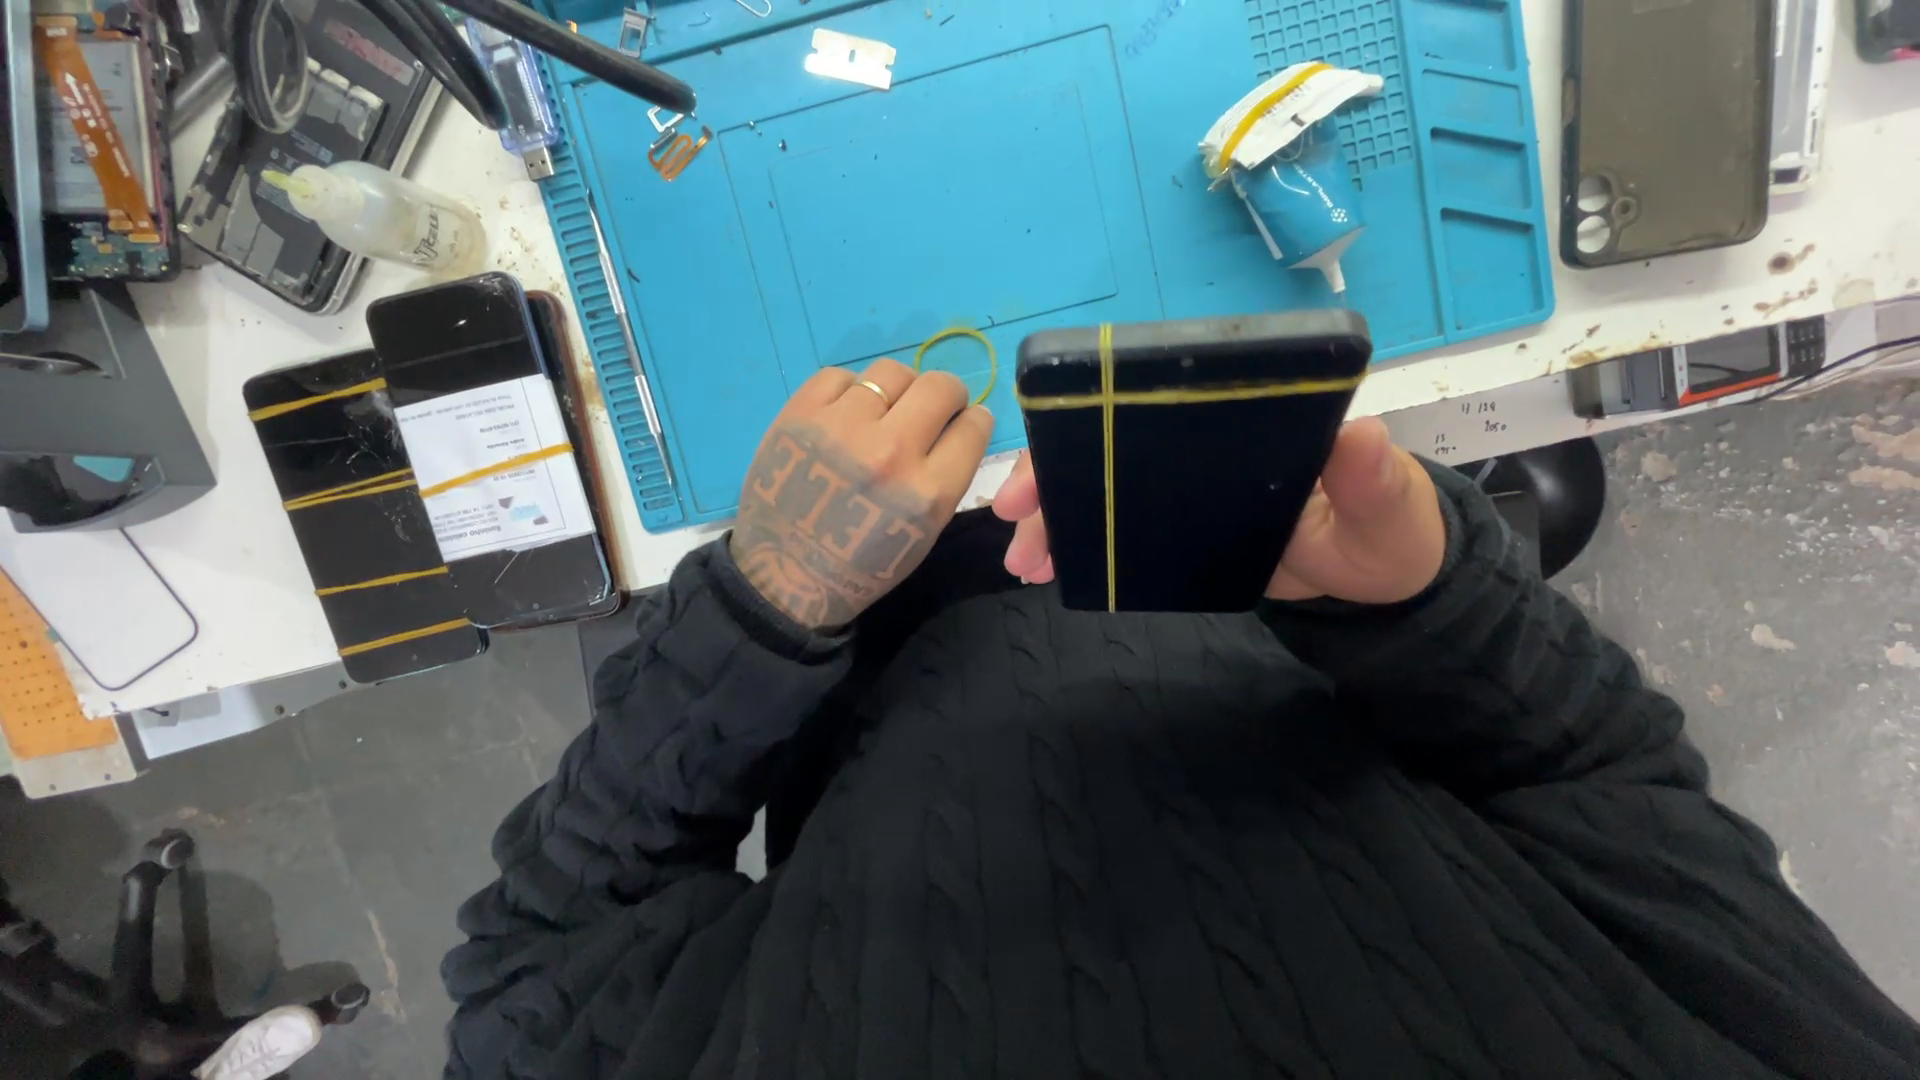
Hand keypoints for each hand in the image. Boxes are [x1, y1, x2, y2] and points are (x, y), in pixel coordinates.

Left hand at [732, 359, 994, 628]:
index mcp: (929, 492)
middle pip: (941, 387)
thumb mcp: (925, 534)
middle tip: (932, 410)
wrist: (785, 575)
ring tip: (884, 412)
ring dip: (898, 390)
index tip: (963, 424)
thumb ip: (947, 478)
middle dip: (947, 396)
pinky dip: (850, 391)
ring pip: (892, 373)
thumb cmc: (864, 564)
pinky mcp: (801, 414)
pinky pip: (841, 376)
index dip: (973, 421)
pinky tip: (845, 415)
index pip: (974, 426)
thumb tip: (957, 425)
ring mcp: (843, 427)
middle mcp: (891, 451)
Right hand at [992, 416, 1445, 604]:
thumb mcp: (1389, 505)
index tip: (1050, 448)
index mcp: (1236, 417)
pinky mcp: (1172, 537)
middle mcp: (1194, 444)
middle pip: (1107, 445)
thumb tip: (1355, 435)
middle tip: (1012, 516)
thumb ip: (1373, 478)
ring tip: (1024, 561)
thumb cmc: (1385, 528)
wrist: (1377, 582)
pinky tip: (1049, 571)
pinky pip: (1114, 538)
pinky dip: (1078, 552)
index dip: (1093, 415)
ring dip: (1053, 520)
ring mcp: (1177, 492)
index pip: (1152, 397)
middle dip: (1051, 475)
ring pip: (1099, 493)